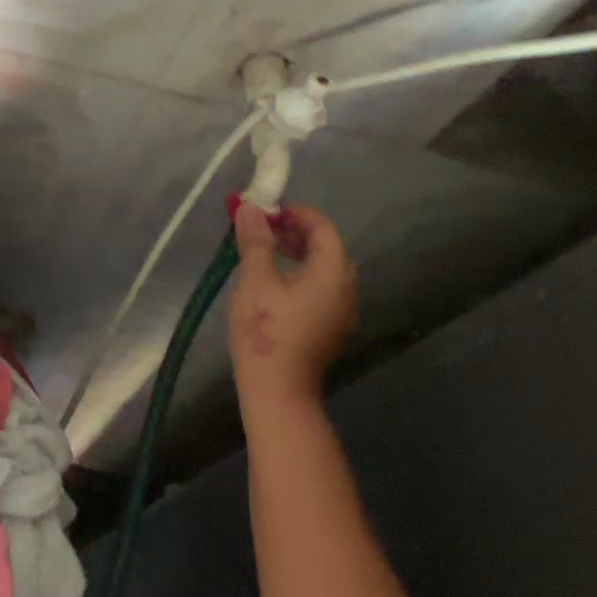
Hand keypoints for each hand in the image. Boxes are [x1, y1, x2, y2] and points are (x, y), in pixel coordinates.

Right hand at [228, 203, 356, 406]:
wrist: (278, 389)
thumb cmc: (266, 331)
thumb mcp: (255, 281)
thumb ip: (256, 242)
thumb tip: (251, 208)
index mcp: (332, 272)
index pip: (322, 227)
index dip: (294, 214)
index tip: (264, 212)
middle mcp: (346, 288)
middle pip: (326, 247)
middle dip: (294, 233)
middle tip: (260, 231)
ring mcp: (342, 311)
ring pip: (324, 270)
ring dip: (297, 255)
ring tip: (264, 255)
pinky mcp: (331, 328)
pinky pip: (321, 290)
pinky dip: (301, 277)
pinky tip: (275, 287)